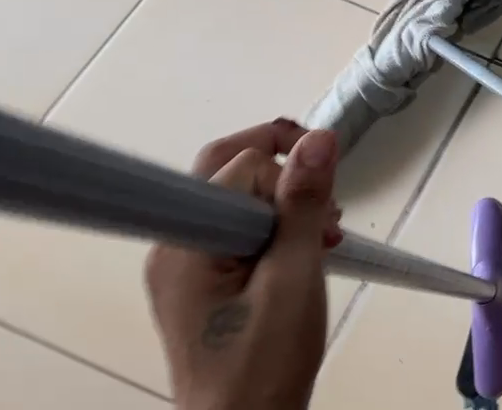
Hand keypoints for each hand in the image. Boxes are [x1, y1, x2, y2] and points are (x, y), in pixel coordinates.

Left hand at [145, 119, 343, 409]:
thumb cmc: (265, 363)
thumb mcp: (295, 279)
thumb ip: (303, 205)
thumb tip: (318, 138)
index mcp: (187, 244)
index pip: (236, 164)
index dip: (283, 159)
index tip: (326, 180)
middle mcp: (175, 245)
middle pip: (224, 168)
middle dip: (283, 167)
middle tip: (327, 197)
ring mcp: (185, 262)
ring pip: (236, 193)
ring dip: (287, 198)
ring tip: (324, 235)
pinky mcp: (202, 278)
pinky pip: (239, 222)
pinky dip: (278, 222)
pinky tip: (308, 247)